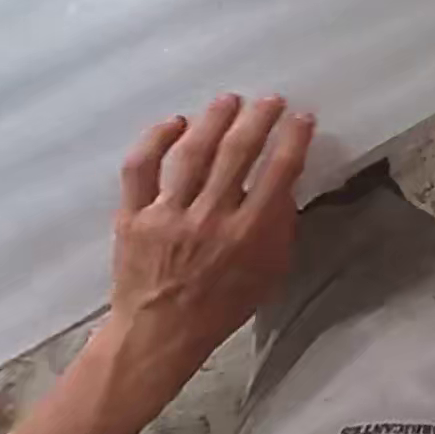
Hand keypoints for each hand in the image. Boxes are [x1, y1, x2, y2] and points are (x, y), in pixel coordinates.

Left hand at [106, 92, 315, 378]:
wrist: (159, 333)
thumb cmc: (223, 303)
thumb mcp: (270, 271)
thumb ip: (280, 226)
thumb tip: (284, 182)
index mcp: (249, 234)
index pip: (279, 172)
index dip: (293, 139)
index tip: (301, 118)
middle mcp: (210, 218)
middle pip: (237, 153)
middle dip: (258, 119)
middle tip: (270, 100)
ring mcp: (168, 215)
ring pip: (192, 154)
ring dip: (214, 120)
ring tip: (229, 100)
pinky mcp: (133, 215)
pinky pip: (140, 168)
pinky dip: (155, 140)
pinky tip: (175, 122)